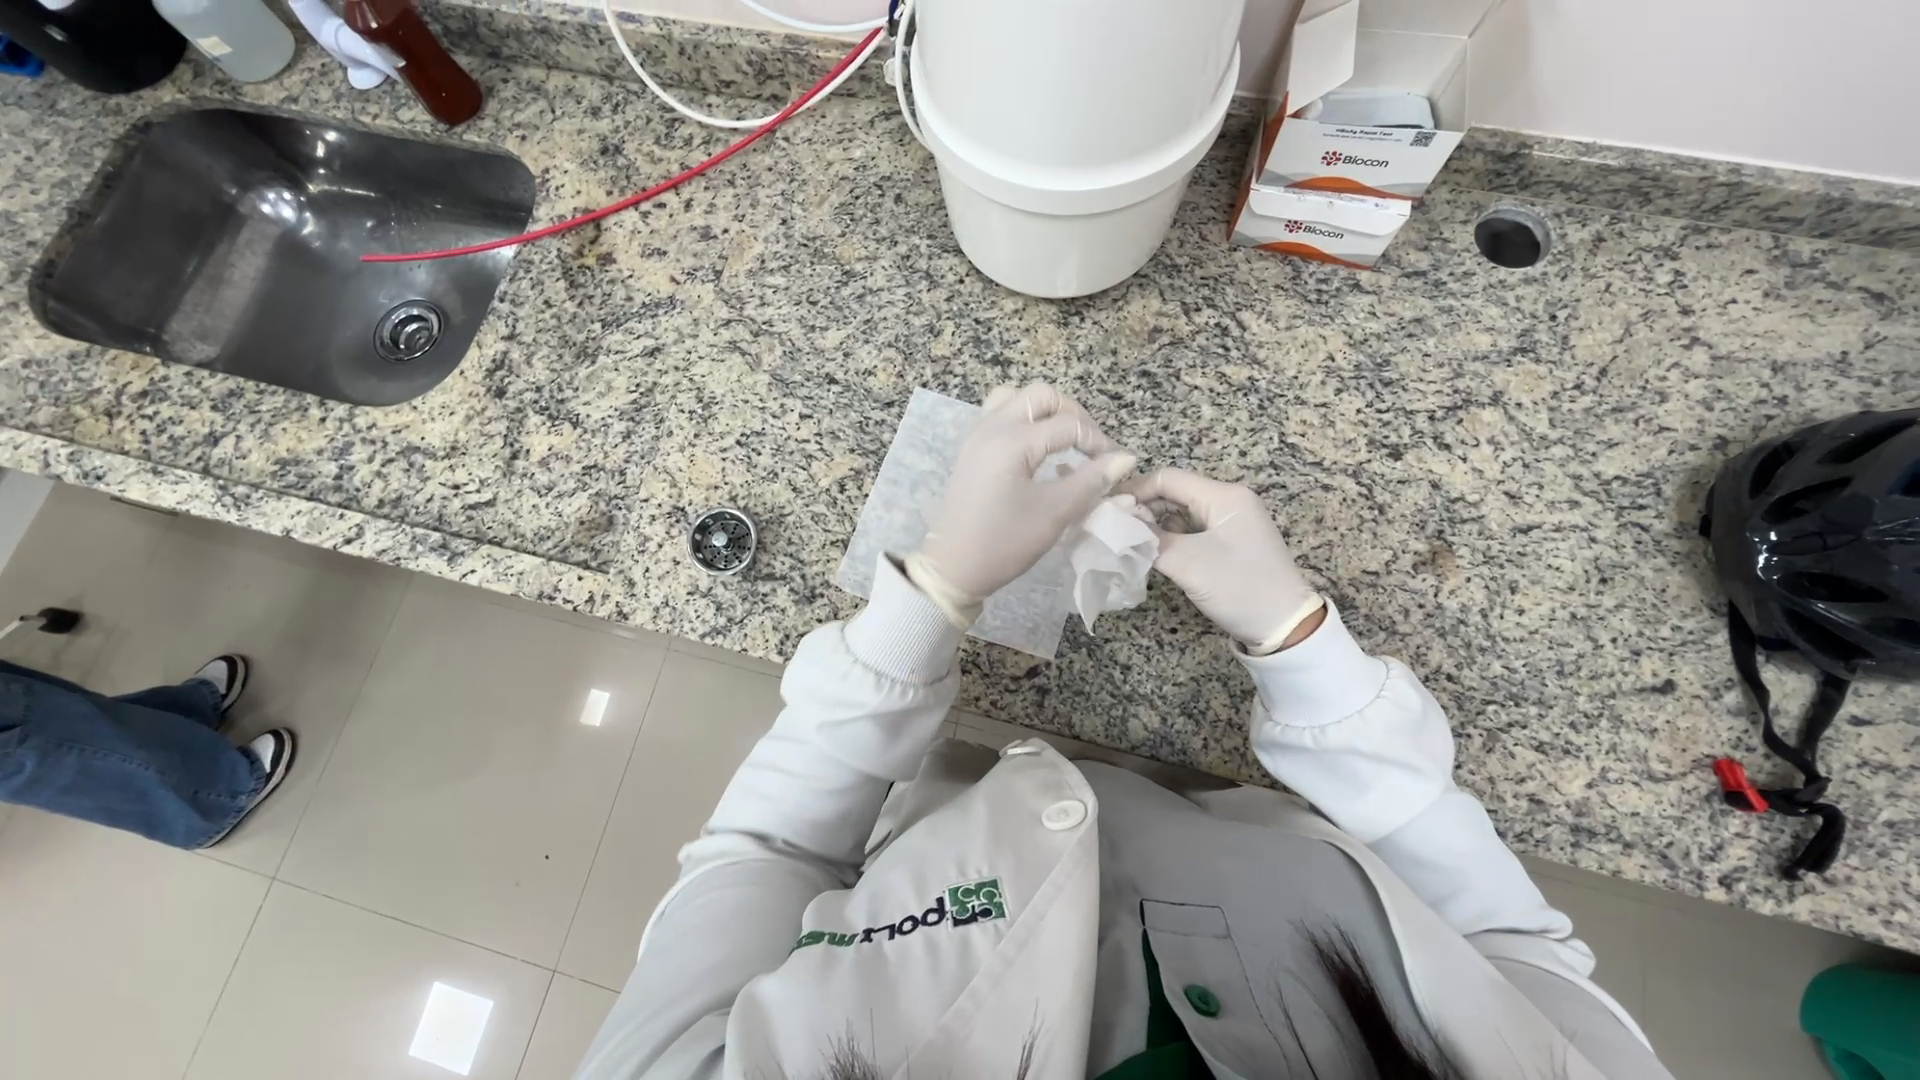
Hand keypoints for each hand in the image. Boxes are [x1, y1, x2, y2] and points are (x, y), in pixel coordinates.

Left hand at [907, 384, 1136, 627]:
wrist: (953, 568)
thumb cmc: (1004, 542)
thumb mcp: (1054, 513)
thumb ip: (1091, 481)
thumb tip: (1125, 458)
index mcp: (1012, 441)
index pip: (1068, 425)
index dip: (1098, 442)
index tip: (1116, 463)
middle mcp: (992, 428)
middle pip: (1040, 396)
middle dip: (1072, 415)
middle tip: (1090, 446)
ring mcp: (977, 436)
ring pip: (1015, 399)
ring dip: (1044, 412)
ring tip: (1063, 441)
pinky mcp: (971, 450)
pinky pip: (1000, 416)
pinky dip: (1024, 422)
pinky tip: (1038, 451)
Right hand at [1124, 468, 1323, 651]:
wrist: (1285, 626)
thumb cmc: (1239, 587)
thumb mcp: (1188, 562)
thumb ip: (1149, 538)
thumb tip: (1116, 523)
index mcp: (1223, 496)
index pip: (1168, 478)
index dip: (1135, 491)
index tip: (1107, 512)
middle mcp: (1229, 501)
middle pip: (1174, 492)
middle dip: (1143, 508)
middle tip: (1116, 530)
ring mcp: (1231, 522)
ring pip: (1181, 512)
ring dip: (1155, 524)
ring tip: (1130, 542)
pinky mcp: (1231, 542)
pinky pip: (1193, 529)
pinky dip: (1171, 537)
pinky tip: (1153, 552)